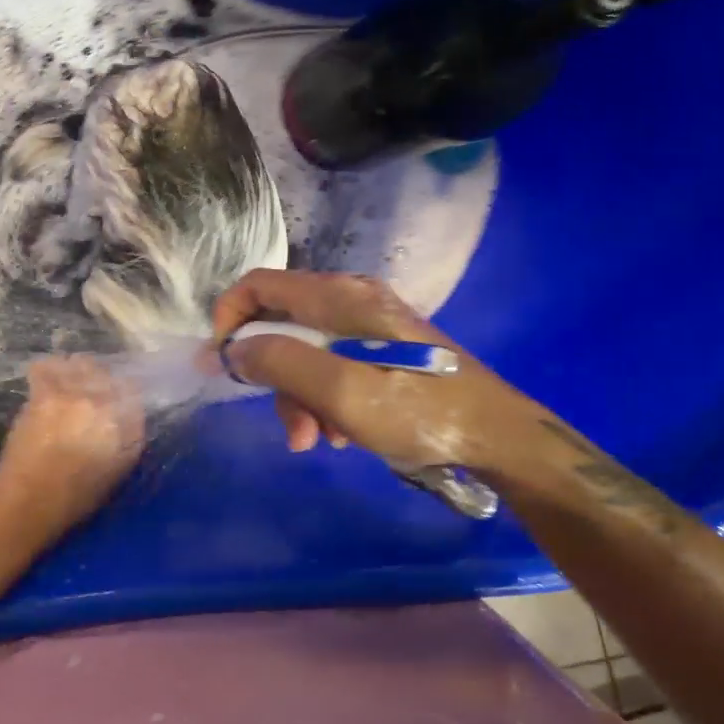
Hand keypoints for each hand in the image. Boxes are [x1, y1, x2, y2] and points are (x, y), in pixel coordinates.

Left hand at [0, 356, 145, 530]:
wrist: (29, 500)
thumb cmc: (74, 497)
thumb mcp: (116, 470)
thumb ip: (126, 437)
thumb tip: (125, 414)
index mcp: (128, 427)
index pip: (133, 390)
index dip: (123, 391)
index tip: (114, 397)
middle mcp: (106, 404)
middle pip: (107, 373)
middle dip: (100, 380)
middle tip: (88, 394)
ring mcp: (75, 394)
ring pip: (81, 364)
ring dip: (76, 372)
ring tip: (67, 386)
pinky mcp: (44, 393)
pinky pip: (46, 367)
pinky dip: (47, 370)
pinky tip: (45, 381)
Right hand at [209, 270, 547, 471]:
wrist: (500, 438)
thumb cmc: (418, 411)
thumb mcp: (339, 391)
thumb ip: (278, 363)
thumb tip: (231, 351)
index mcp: (339, 296)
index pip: (257, 284)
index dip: (229, 318)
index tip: (222, 364)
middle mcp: (350, 299)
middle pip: (279, 323)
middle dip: (270, 374)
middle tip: (283, 421)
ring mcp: (368, 324)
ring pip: (303, 351)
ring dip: (297, 396)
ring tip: (316, 439)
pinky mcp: (383, 349)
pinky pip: (331, 365)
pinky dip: (323, 398)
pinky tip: (341, 433)